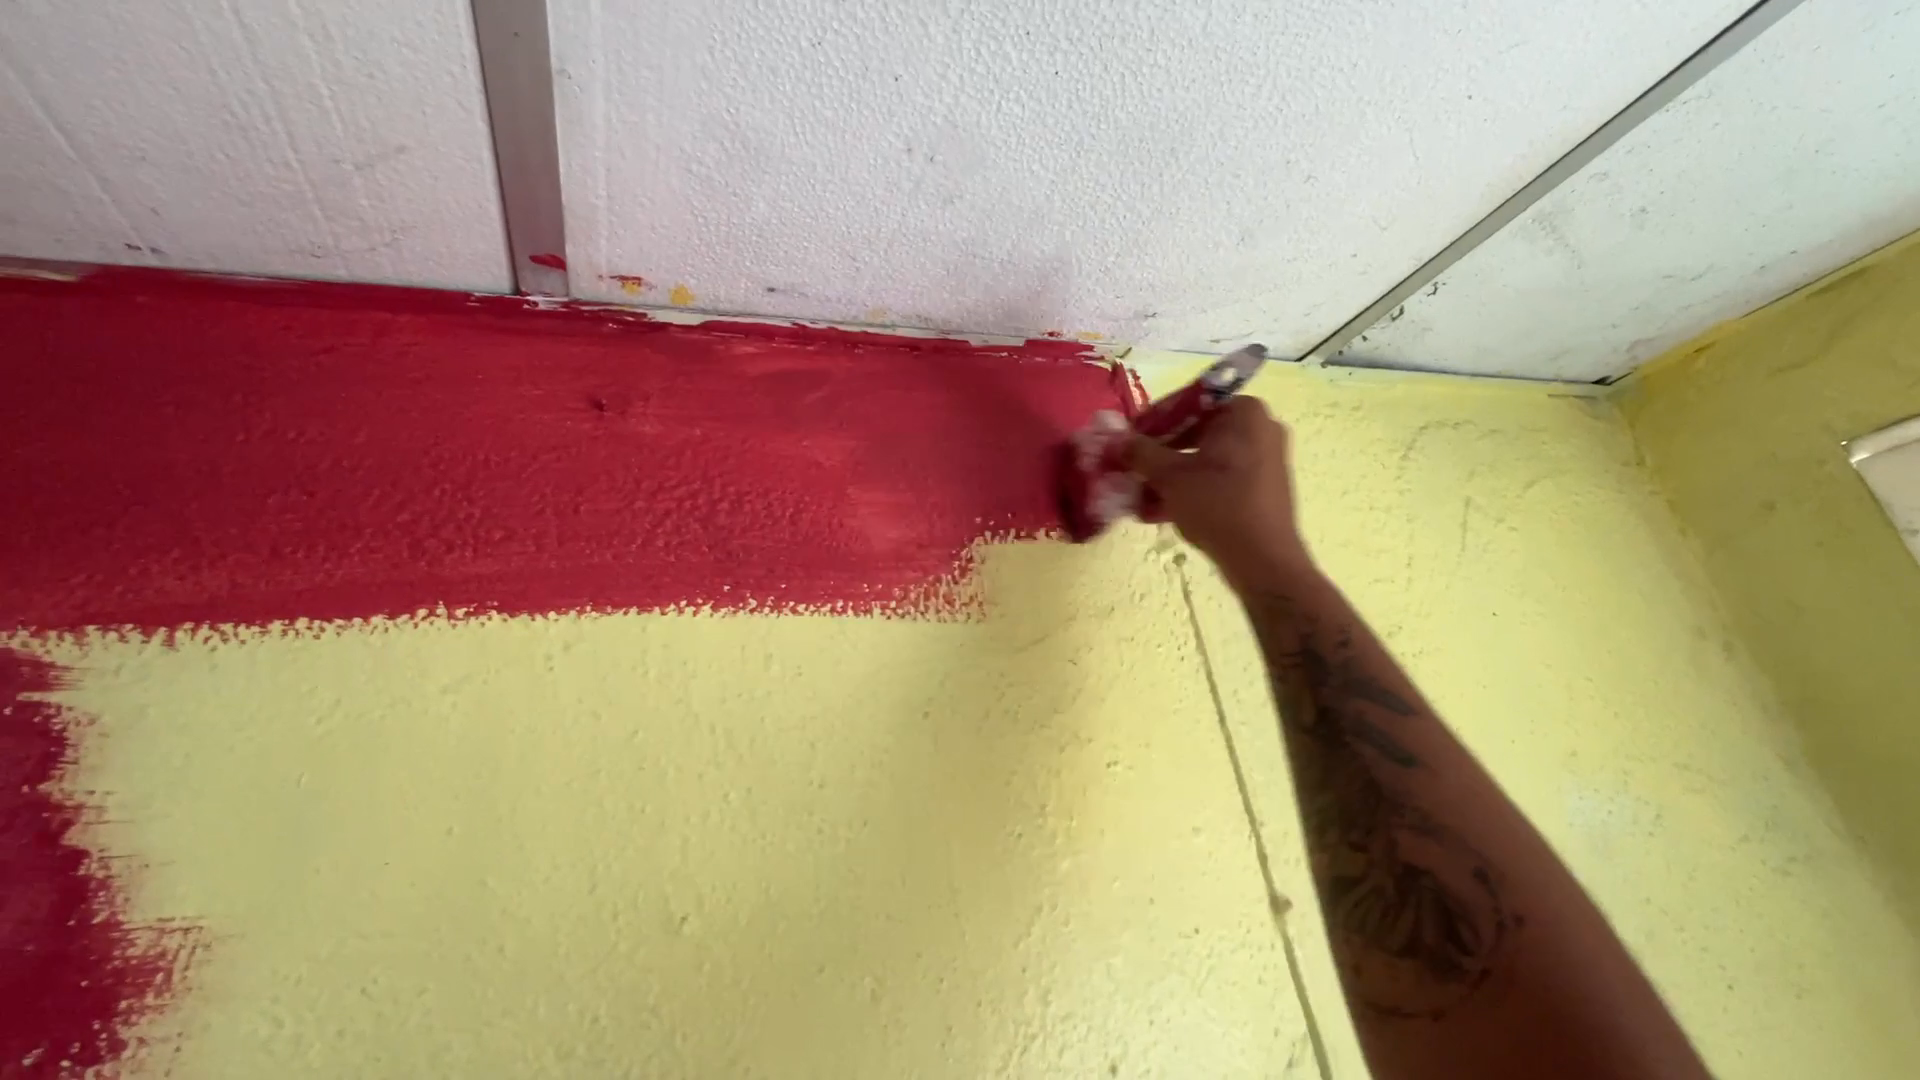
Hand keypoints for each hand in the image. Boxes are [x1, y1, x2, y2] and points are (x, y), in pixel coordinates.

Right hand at [1125, 397, 1311, 588]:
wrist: (1262, 560)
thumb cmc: (1217, 505)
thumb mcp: (1170, 476)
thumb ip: (1139, 453)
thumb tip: (1113, 439)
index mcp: (1243, 412)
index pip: (1187, 403)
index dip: (1151, 422)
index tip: (1126, 440)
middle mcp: (1259, 429)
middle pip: (1195, 432)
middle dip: (1158, 455)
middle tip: (1130, 469)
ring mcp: (1264, 460)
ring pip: (1203, 460)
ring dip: (1168, 477)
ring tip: (1138, 498)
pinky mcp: (1261, 489)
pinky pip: (1217, 480)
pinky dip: (1189, 490)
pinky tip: (1158, 513)